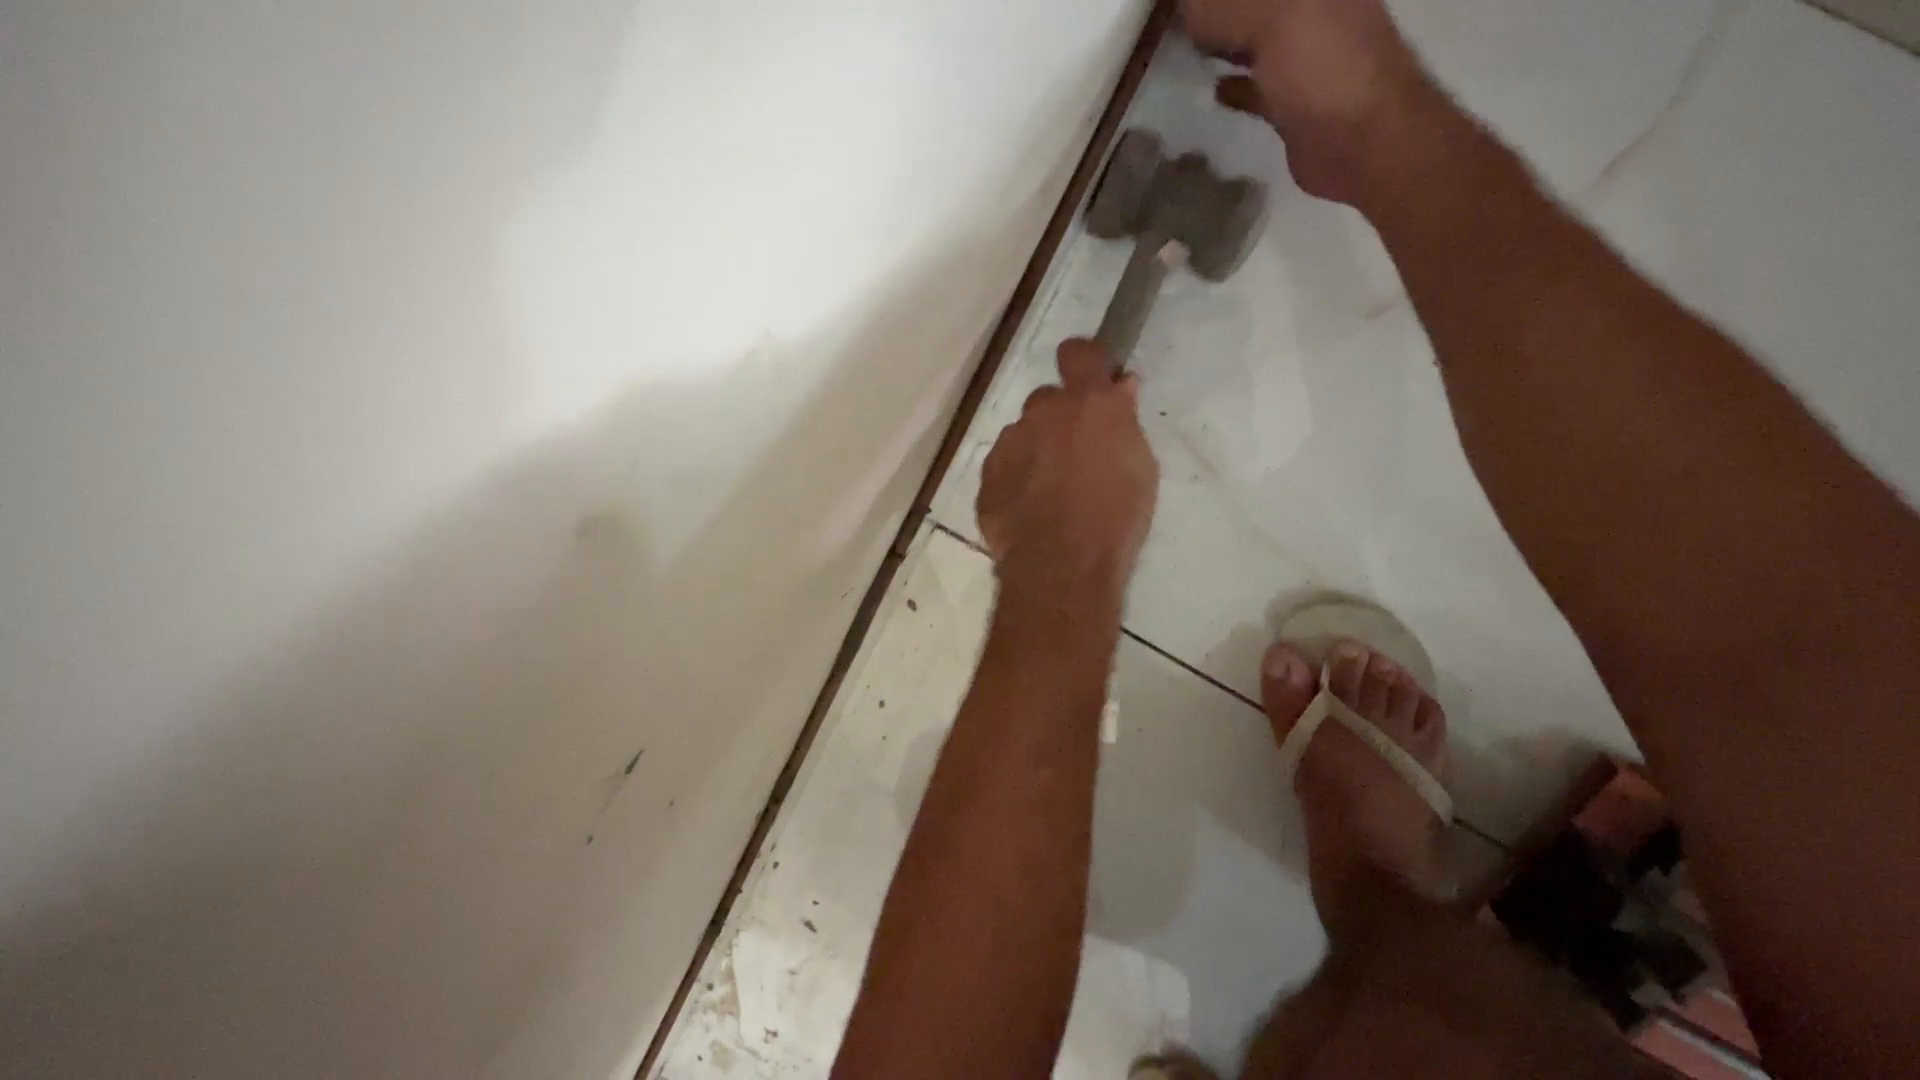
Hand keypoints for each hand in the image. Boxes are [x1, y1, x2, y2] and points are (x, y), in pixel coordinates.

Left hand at [976, 339, 1158, 582]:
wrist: (1061, 563)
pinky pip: (1004, 468)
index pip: (1078, 352)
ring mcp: (1009, 445)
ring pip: (1022, 436)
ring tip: (1052, 492)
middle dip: (1060, 418)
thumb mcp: (1141, 466)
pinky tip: (1031, 510)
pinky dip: (1016, 481)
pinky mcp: (988, 478)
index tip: (1092, 378)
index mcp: (1087, 403)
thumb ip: (1125, 421)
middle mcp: (1042, 414)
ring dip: (1036, 451)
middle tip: (1076, 454)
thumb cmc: (1116, 514)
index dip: (1084, 360)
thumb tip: (1120, 387)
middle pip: (1047, 400)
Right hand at [1182, 0, 1438, 203]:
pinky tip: (1213, 88)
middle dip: (1219, 8)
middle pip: (1254, 4)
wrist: (1366, 142)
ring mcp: (1305, 56)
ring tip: (1184, 41)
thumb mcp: (1273, 19)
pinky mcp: (1293, 100)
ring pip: (1253, 38)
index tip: (1184, 4)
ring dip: (1221, 39)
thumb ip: (1224, 8)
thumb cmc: (1326, 68)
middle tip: (1178, 16)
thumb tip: (1187, 10)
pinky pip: (1254, 85)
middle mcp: (1313, 9)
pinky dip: (1233, 85)